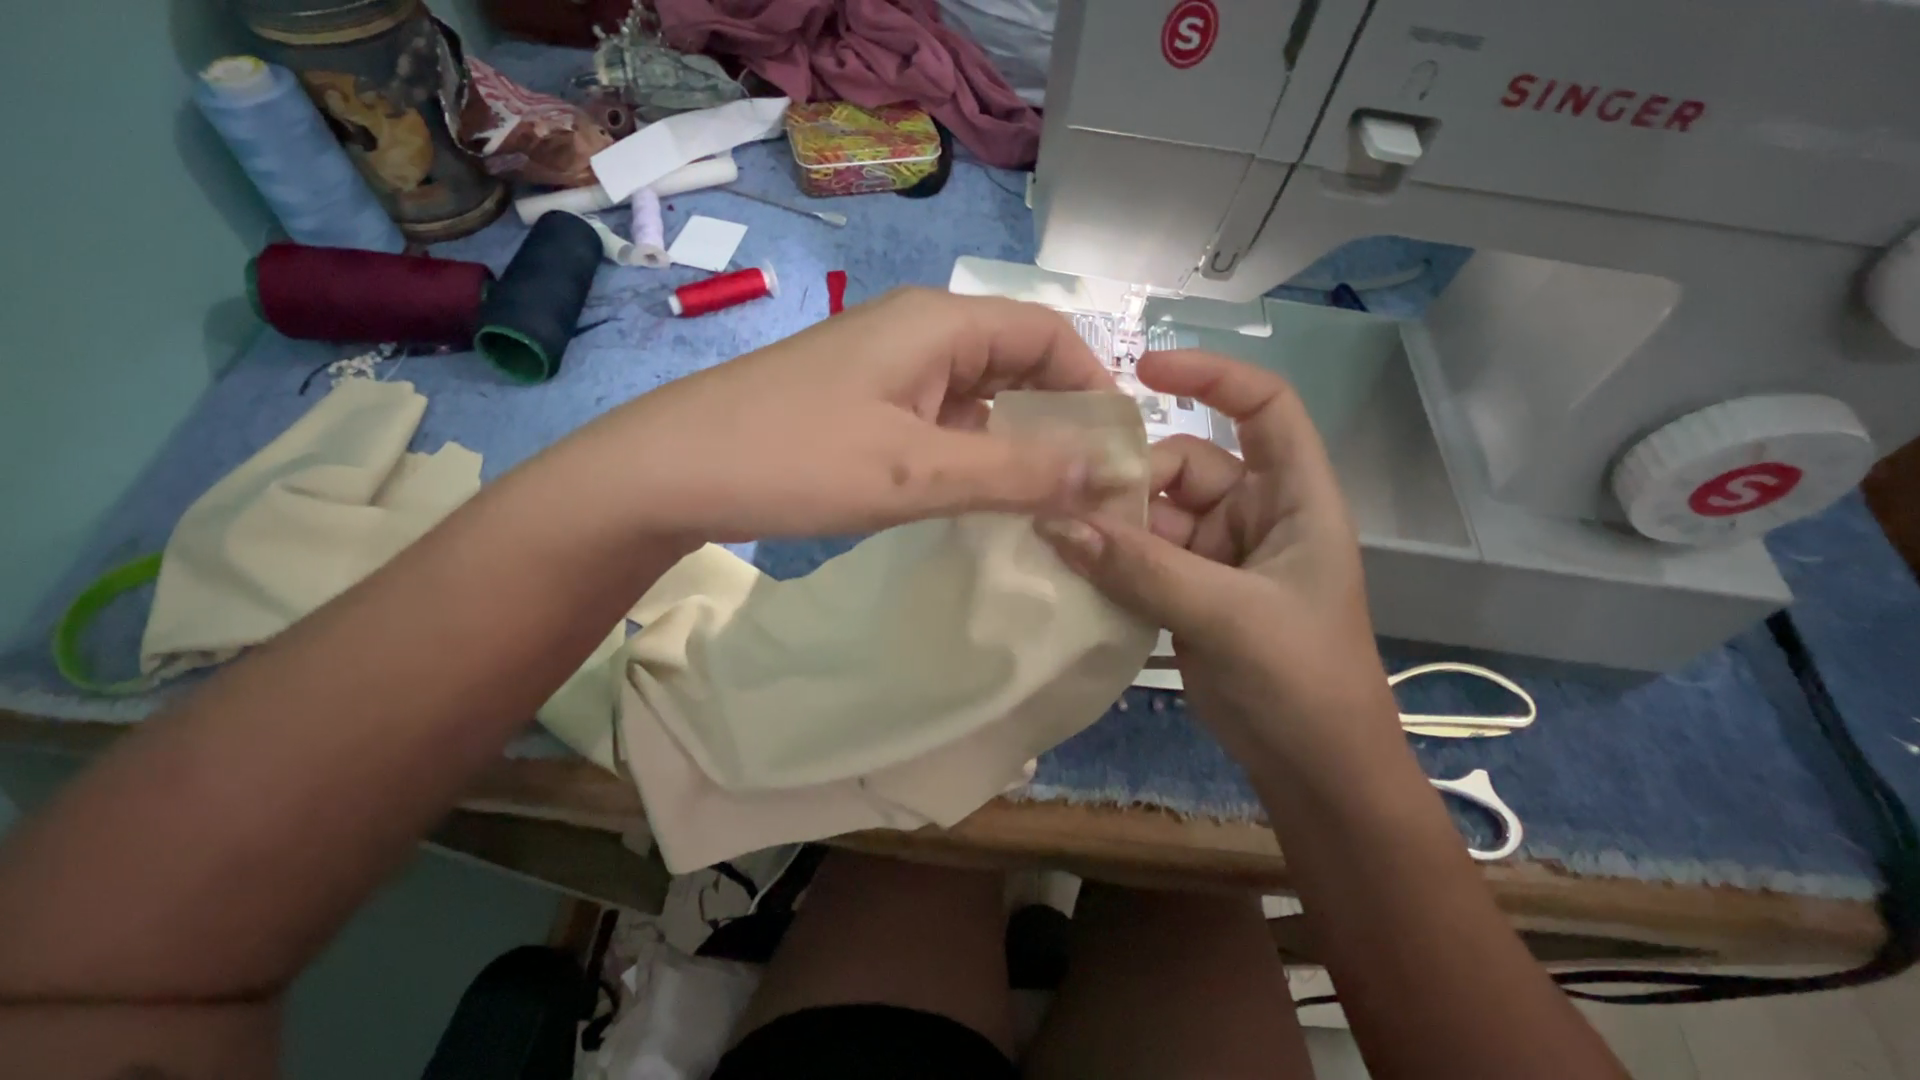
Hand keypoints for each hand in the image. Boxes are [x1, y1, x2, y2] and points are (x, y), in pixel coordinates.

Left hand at [573, 288, 1121, 540]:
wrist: (668, 471)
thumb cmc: (794, 459)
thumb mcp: (915, 472)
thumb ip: (1016, 472)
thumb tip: (1110, 472)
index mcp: (940, 323)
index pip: (1051, 334)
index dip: (1096, 386)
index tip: (1123, 452)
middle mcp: (918, 332)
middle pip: (1018, 361)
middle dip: (1061, 419)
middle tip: (1093, 488)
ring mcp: (885, 368)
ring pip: (979, 395)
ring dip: (1016, 442)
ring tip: (1047, 503)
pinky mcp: (861, 402)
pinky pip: (939, 418)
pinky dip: (970, 452)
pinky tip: (978, 498)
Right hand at [1035, 350, 1395, 762]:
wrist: (1315, 770)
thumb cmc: (1301, 680)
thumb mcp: (1226, 616)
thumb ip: (1141, 568)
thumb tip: (1054, 522)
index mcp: (1296, 499)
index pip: (1265, 407)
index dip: (1212, 375)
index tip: (1142, 371)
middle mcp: (1258, 516)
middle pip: (1187, 465)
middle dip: (1133, 480)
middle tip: (1069, 505)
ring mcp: (1221, 558)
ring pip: (1155, 516)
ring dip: (1112, 527)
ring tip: (1056, 539)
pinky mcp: (1190, 595)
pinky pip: (1142, 560)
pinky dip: (1110, 562)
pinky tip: (1068, 568)